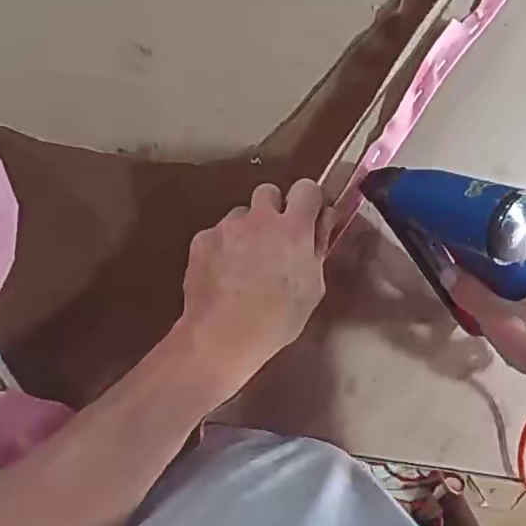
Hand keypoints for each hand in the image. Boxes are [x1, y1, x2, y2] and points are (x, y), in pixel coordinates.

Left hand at [175, 179, 327, 393]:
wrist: (223, 337)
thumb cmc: (274, 320)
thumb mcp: (312, 289)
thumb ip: (317, 248)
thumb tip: (322, 223)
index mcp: (293, 230)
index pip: (306, 189)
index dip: (308, 201)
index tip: (307, 217)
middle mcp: (260, 220)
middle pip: (269, 192)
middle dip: (274, 210)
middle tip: (275, 239)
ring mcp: (227, 228)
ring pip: (241, 215)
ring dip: (247, 231)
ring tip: (247, 264)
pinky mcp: (202, 239)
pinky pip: (217, 234)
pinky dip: (223, 248)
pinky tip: (225, 275)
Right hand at [443, 242, 525, 398]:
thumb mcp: (500, 322)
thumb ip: (471, 294)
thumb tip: (449, 272)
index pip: (514, 246)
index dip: (490, 265)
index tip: (476, 282)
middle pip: (524, 267)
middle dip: (505, 288)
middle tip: (495, 312)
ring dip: (519, 303)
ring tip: (513, 327)